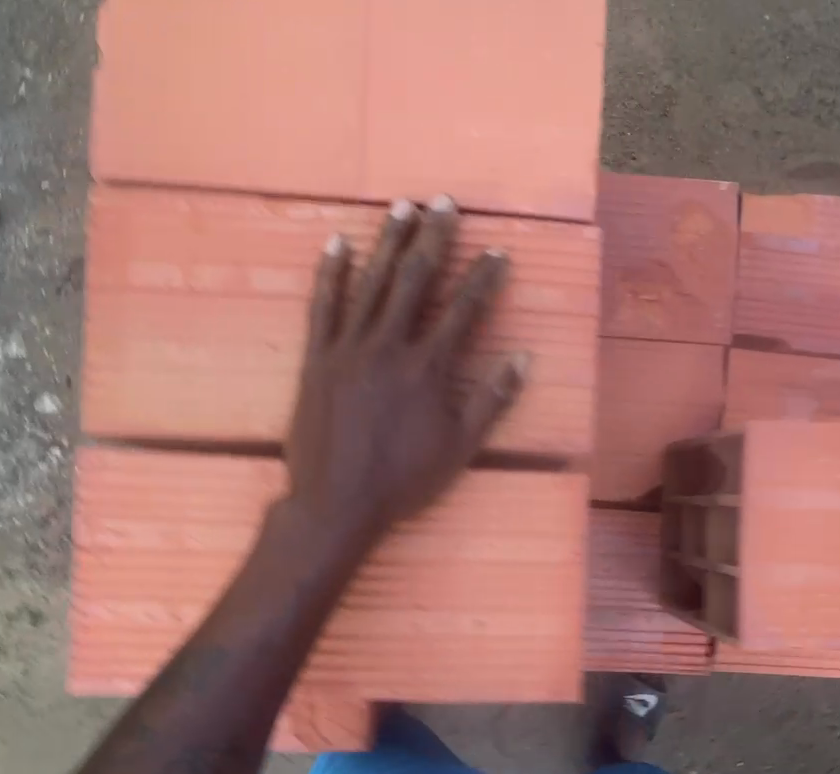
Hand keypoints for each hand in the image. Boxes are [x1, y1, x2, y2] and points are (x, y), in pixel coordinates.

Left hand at [281, 196, 525, 556]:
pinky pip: (323, 306)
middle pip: (416, 281)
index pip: (464, 310)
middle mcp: (389, 346)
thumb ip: (492, 400)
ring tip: (403, 206)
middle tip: (445, 202)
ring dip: (388, 241)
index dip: (484, 278)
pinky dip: (330, 273)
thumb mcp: (460, 449)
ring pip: (371, 283)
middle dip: (434, 239)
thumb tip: (524, 358)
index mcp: (429, 369)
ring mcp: (348, 349)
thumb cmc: (404, 482)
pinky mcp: (316, 358)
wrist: (336, 504)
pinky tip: (338, 243)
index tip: (498, 252)